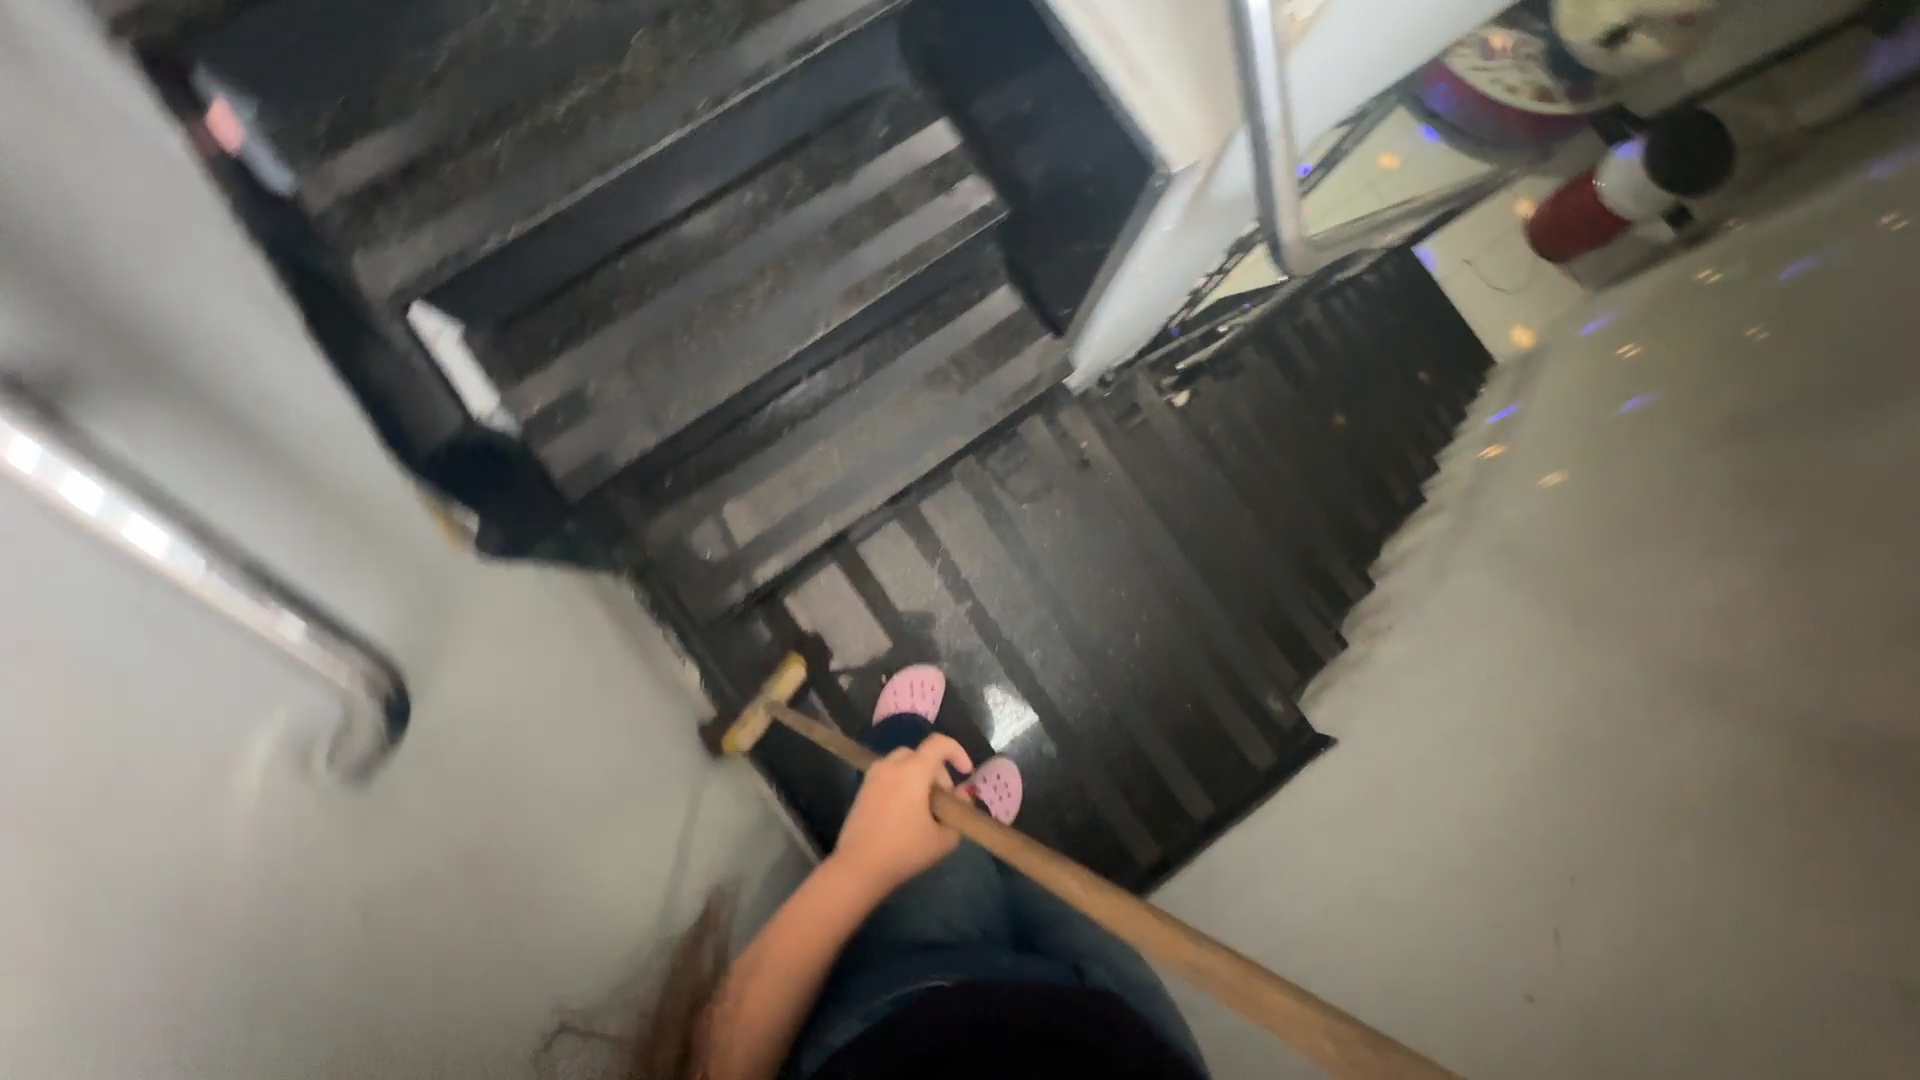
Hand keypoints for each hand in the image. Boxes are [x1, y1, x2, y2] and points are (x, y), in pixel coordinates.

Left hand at [829, 735, 973, 896]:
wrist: (858, 867)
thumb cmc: (904, 850)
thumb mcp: (944, 838)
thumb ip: (959, 813)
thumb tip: (961, 797)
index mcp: (913, 771)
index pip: (939, 743)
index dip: (957, 752)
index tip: (966, 773)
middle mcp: (891, 766)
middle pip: (920, 754)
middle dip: (938, 771)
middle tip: (944, 799)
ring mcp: (873, 776)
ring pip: (902, 763)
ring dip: (919, 776)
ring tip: (925, 806)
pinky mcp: (862, 790)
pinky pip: (888, 775)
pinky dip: (902, 783)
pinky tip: (905, 812)